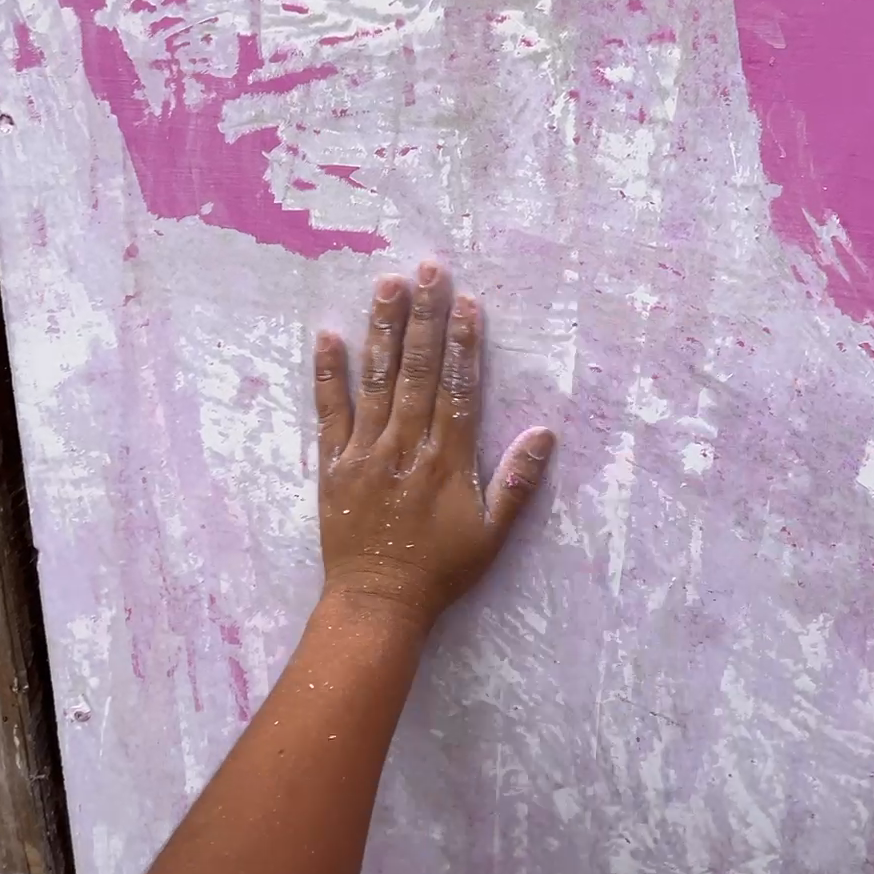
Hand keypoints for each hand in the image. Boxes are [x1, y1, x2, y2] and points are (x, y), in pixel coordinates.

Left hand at [312, 262, 555, 627]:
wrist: (378, 603)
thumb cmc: (442, 569)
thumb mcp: (493, 534)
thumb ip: (518, 482)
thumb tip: (545, 433)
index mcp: (446, 461)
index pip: (457, 390)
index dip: (463, 344)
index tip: (466, 302)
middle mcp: (406, 446)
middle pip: (417, 373)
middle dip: (425, 318)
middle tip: (429, 270)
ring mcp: (365, 452)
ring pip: (376, 382)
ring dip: (383, 331)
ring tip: (388, 285)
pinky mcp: (334, 463)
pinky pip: (329, 412)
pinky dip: (328, 374)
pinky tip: (328, 336)